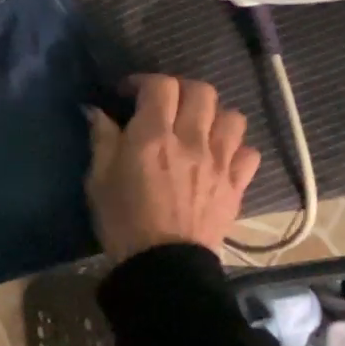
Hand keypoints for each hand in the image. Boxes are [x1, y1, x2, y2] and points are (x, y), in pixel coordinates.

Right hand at [85, 74, 261, 263]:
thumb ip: (102, 139)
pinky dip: (234, 147)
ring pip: (232, 116)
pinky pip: (247, 151)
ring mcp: (221, 161)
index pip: (160, 86)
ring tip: (195, 128)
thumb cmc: (121, 220)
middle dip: (180, 90)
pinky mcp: (237, 183)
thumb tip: (96, 111)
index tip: (127, 94)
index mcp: (153, 136)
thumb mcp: (97, 178)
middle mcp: (192, 140)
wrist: (163, 263)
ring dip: (212, 115)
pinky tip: (217, 157)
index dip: (143, 81)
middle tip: (162, 105)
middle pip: (202, 91)